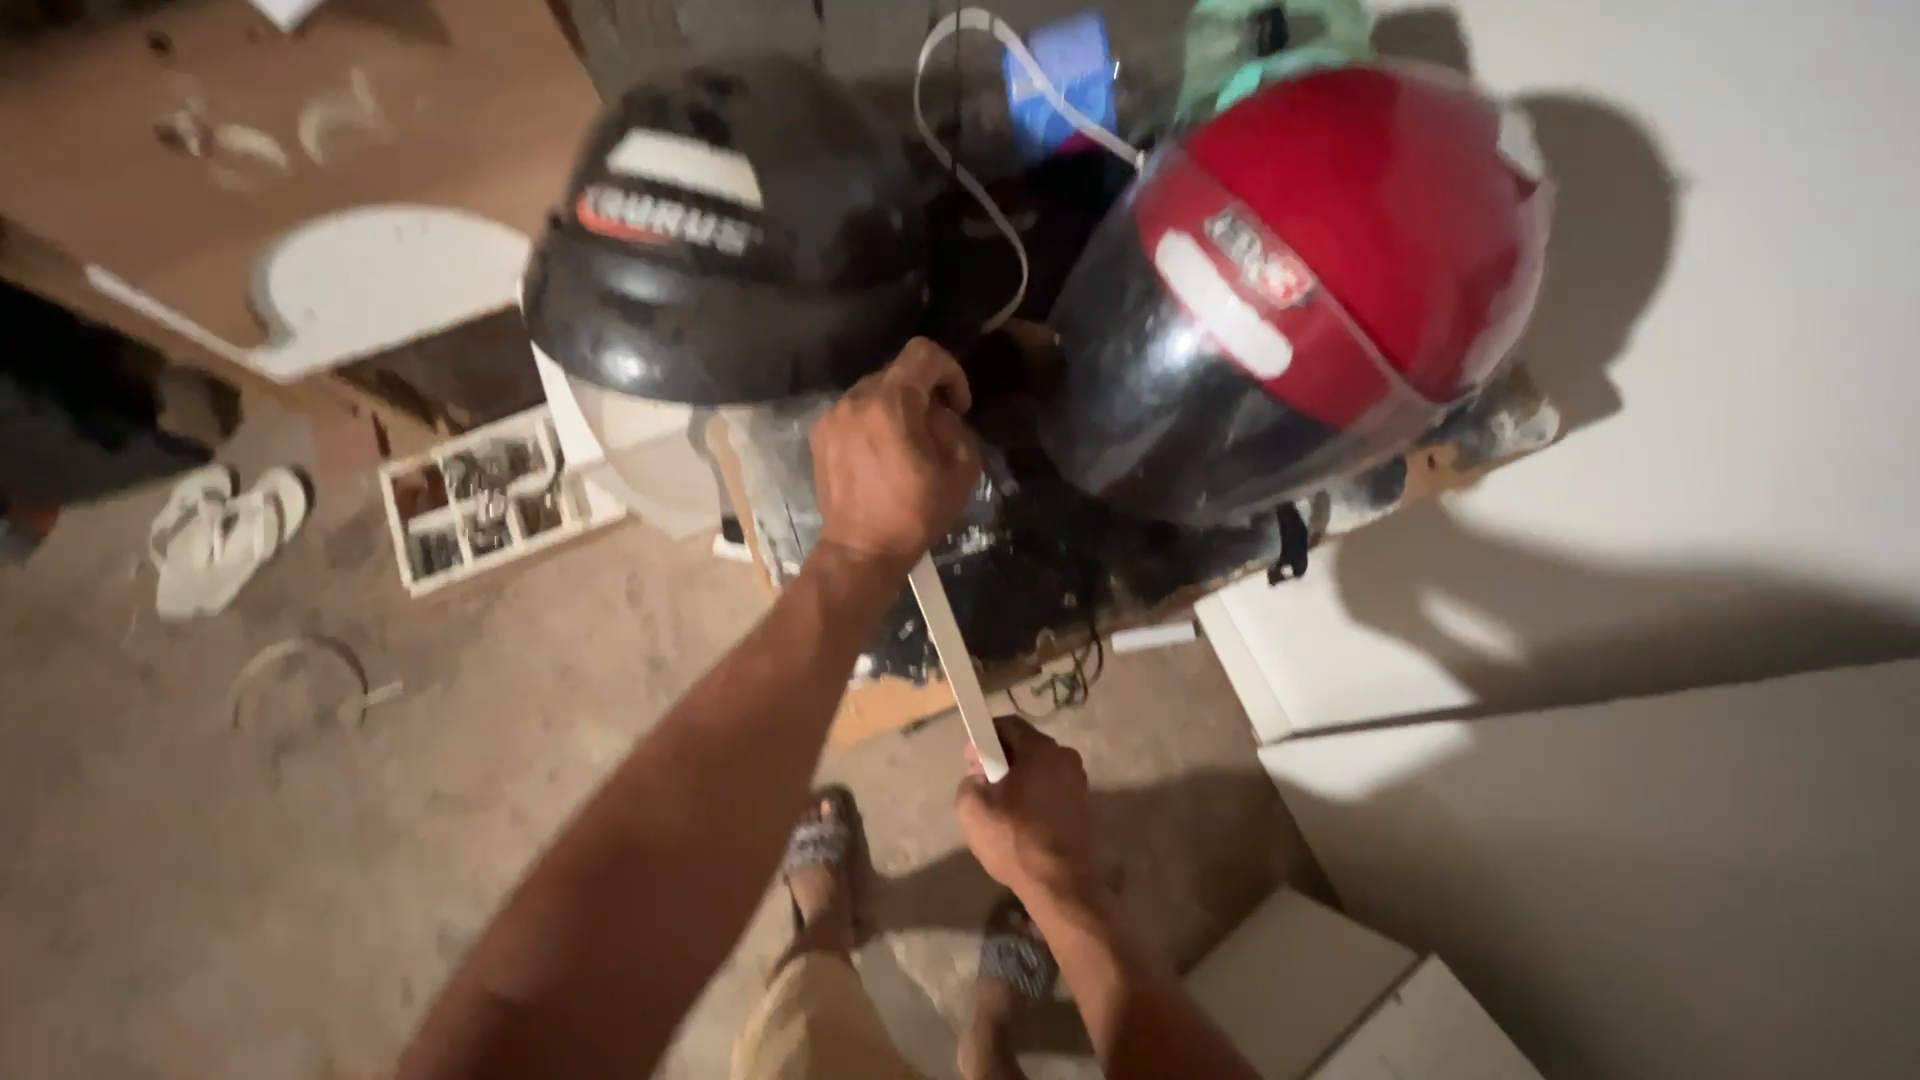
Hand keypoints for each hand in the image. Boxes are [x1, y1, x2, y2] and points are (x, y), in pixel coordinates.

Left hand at [812, 338, 980, 570]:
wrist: (861, 551)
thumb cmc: (914, 514)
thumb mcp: (959, 471)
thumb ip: (956, 429)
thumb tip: (940, 417)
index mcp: (890, 404)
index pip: (923, 353)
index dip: (950, 371)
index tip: (958, 406)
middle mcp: (855, 399)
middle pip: (897, 372)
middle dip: (924, 393)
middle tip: (937, 429)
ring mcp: (832, 416)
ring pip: (874, 391)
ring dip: (898, 407)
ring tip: (908, 444)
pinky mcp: (820, 435)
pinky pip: (855, 412)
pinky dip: (874, 421)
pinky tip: (882, 455)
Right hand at [954, 715, 1098, 905]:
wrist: (1061, 886)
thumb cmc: (1016, 841)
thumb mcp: (972, 809)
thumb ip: (969, 782)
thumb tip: (981, 778)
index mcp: (1042, 749)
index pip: (1008, 724)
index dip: (984, 736)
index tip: (971, 760)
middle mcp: (1065, 758)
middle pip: (1025, 746)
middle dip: (999, 759)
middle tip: (981, 784)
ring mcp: (1078, 782)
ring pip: (1038, 769)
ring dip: (1017, 779)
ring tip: (999, 808)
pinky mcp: (1083, 806)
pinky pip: (1050, 789)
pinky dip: (1033, 797)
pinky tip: (1021, 822)